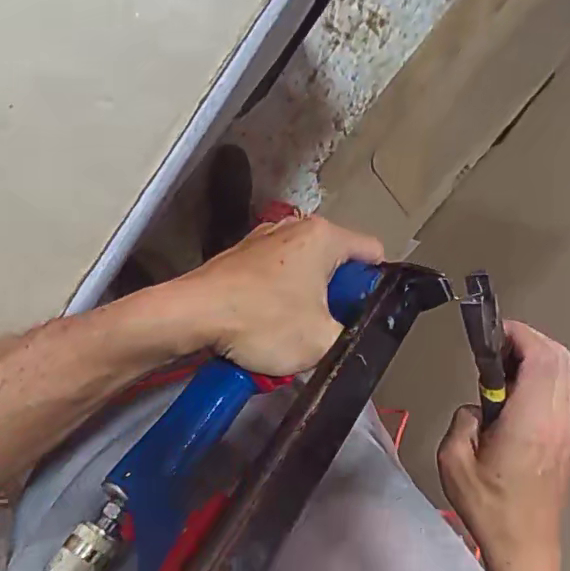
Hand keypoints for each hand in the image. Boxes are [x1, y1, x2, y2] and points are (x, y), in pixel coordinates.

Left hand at [166, 215, 383, 376]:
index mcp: (323, 236)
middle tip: (330, 331)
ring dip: (304, 306)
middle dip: (336, 300)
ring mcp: (261, 242)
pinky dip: (275, 305)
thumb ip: (352, 337)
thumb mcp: (324, 341)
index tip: (367, 314)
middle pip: (335, 265)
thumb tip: (349, 337)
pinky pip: (273, 282)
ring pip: (302, 276)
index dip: (378, 287)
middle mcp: (293, 229)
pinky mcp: (238, 260)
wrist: (191, 316)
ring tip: (293, 337)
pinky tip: (264, 330)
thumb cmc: (259, 320)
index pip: (373, 253)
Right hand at [436, 321, 569, 570]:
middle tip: (492, 350)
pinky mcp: (568, 443)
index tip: (490, 334)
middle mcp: (558, 421)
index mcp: (531, 422)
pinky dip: (538, 383)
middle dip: (527, 341)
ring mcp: (569, 432)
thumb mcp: (453, 459)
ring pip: (562, 376)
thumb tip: (480, 406)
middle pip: (559, 359)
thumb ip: (464, 418)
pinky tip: (510, 403)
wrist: (525, 551)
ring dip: (533, 362)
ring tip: (497, 377)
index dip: (518, 334)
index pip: (542, 357)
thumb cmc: (488, 508)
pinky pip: (558, 396)